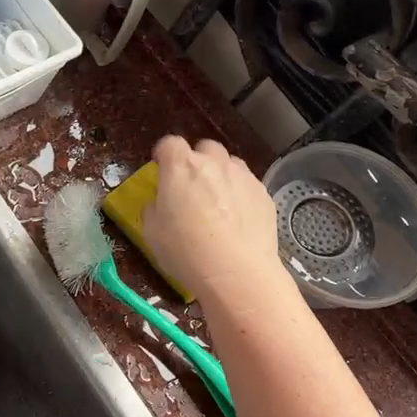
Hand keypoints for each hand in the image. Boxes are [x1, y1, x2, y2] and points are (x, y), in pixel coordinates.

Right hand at [141, 136, 289, 307]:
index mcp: (180, 167)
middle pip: (204, 147)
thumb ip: (153, 208)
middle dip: (196, 160)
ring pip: (230, 164)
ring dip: (220, 175)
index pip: (169, 143)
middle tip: (191, 186)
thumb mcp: (152, 231)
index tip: (161, 169)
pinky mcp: (264, 195)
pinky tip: (237, 219)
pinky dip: (240, 194)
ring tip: (217, 202)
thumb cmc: (186, 251)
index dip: (164, 154)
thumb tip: (160, 204)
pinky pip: (247, 185)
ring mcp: (243, 177)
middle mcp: (213, 163)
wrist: (236, 274)